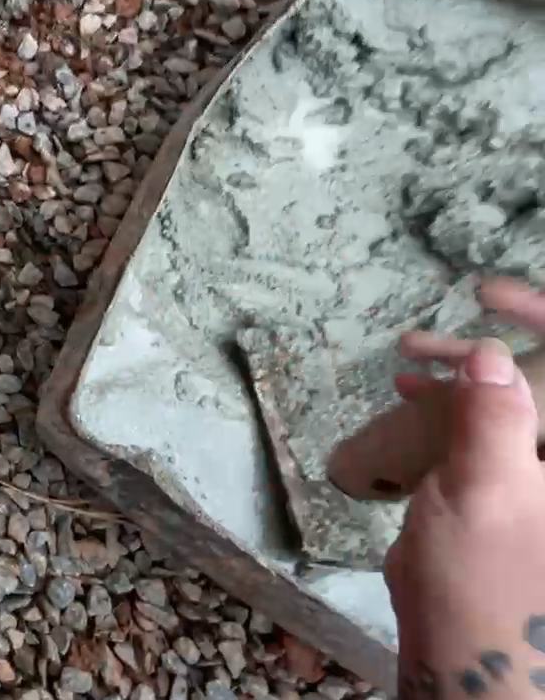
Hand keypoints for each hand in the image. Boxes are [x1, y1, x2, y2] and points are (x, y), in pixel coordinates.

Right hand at [386, 279, 544, 698]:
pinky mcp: (530, 489)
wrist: (478, 647)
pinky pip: (508, 424)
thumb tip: (491, 357)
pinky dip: (467, 399)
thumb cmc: (490, 579)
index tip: (486, 294)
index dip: (544, 324)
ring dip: (477, 369)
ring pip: (531, 400)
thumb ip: (495, 424)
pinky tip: (417, 390)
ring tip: (410, 354)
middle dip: (503, 345)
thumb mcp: (485, 495)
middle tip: (437, 325)